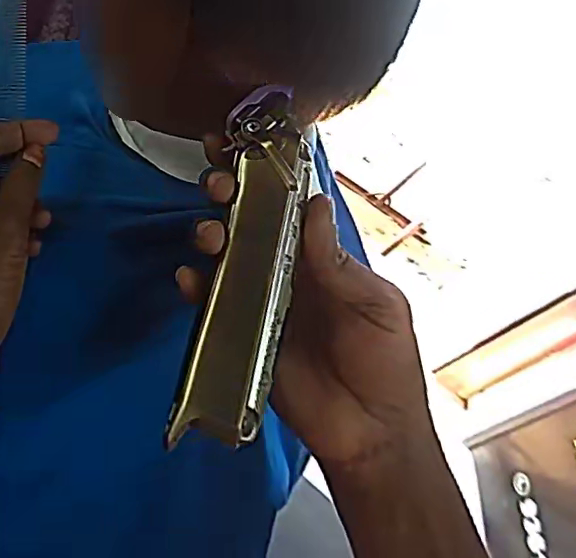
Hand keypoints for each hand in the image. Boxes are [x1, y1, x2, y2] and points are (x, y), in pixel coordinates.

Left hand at [0, 120, 57, 421]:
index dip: (18, 131)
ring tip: (45, 221)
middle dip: (20, 168)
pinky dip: (15, 230)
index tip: (55, 133)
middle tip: (53, 168)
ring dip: (21, 203)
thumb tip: (34, 150)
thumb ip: (21, 185)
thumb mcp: (4, 230)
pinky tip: (35, 246)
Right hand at [176, 139, 434, 472]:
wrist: (370, 435)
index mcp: (315, 253)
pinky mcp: (234, 325)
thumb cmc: (384, 363)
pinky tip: (190, 279)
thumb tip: (313, 203)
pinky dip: (193, 283)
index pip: (284, 201)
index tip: (237, 140)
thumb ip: (339, 262)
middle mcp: (279, 264)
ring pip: (221, 248)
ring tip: (210, 236)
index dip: (260, 170)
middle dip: (227, 190)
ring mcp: (255, 293)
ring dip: (208, 231)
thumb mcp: (377, 307)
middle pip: (244, 215)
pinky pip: (208, 296)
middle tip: (219, 184)